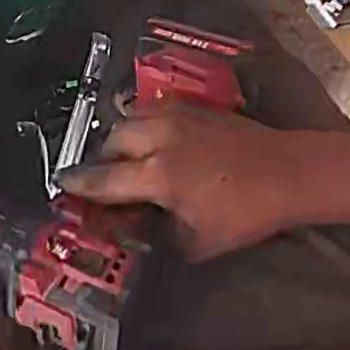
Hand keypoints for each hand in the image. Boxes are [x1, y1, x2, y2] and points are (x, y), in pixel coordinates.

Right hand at [55, 104, 328, 260]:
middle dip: (101, 158)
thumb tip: (141, 230)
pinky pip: (156, 108)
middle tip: (102, 177)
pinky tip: (152, 135)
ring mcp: (180, 117)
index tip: (64, 186)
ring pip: (134, 117)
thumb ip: (161, 235)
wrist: (286, 171)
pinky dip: (145, 120)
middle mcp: (163, 137)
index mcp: (160, 174)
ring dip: (122, 135)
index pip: (106, 180)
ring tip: (124, 155)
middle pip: (114, 140)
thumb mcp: (198, 241)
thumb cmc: (246, 210)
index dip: (80, 185)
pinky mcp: (196, 108)